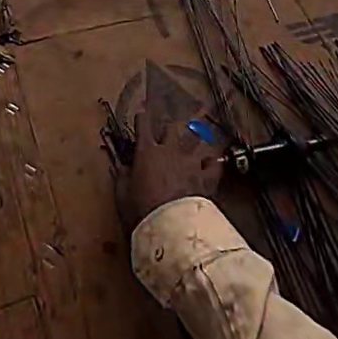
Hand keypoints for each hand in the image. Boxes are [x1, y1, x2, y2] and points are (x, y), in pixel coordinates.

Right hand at [116, 89, 222, 233]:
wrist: (171, 226)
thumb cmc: (142, 209)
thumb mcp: (123, 193)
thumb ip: (123, 176)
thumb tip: (124, 168)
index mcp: (147, 152)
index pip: (143, 126)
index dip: (142, 118)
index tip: (142, 112)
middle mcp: (169, 151)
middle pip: (173, 128)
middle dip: (172, 125)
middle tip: (173, 123)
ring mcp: (190, 163)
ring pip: (197, 140)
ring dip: (198, 135)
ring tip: (201, 126)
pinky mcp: (206, 178)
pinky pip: (214, 164)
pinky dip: (213, 161)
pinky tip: (213, 159)